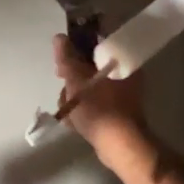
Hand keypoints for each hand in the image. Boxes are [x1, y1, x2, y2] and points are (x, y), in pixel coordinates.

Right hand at [53, 34, 145, 152]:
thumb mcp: (77, 80)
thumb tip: (59, 37)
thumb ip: (66, 58)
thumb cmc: (99, 109)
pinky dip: (83, 109)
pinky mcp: (117, 113)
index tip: (62, 60)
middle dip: (72, 77)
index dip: (75, 48)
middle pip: (90, 67)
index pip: (95, 44)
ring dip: (74, 96)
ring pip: (90, 87)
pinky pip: (95, 104)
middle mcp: (124, 75)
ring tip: (67, 109)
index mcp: (119, 62)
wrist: (119, 146)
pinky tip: (73, 121)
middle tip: (63, 84)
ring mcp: (122, 95)